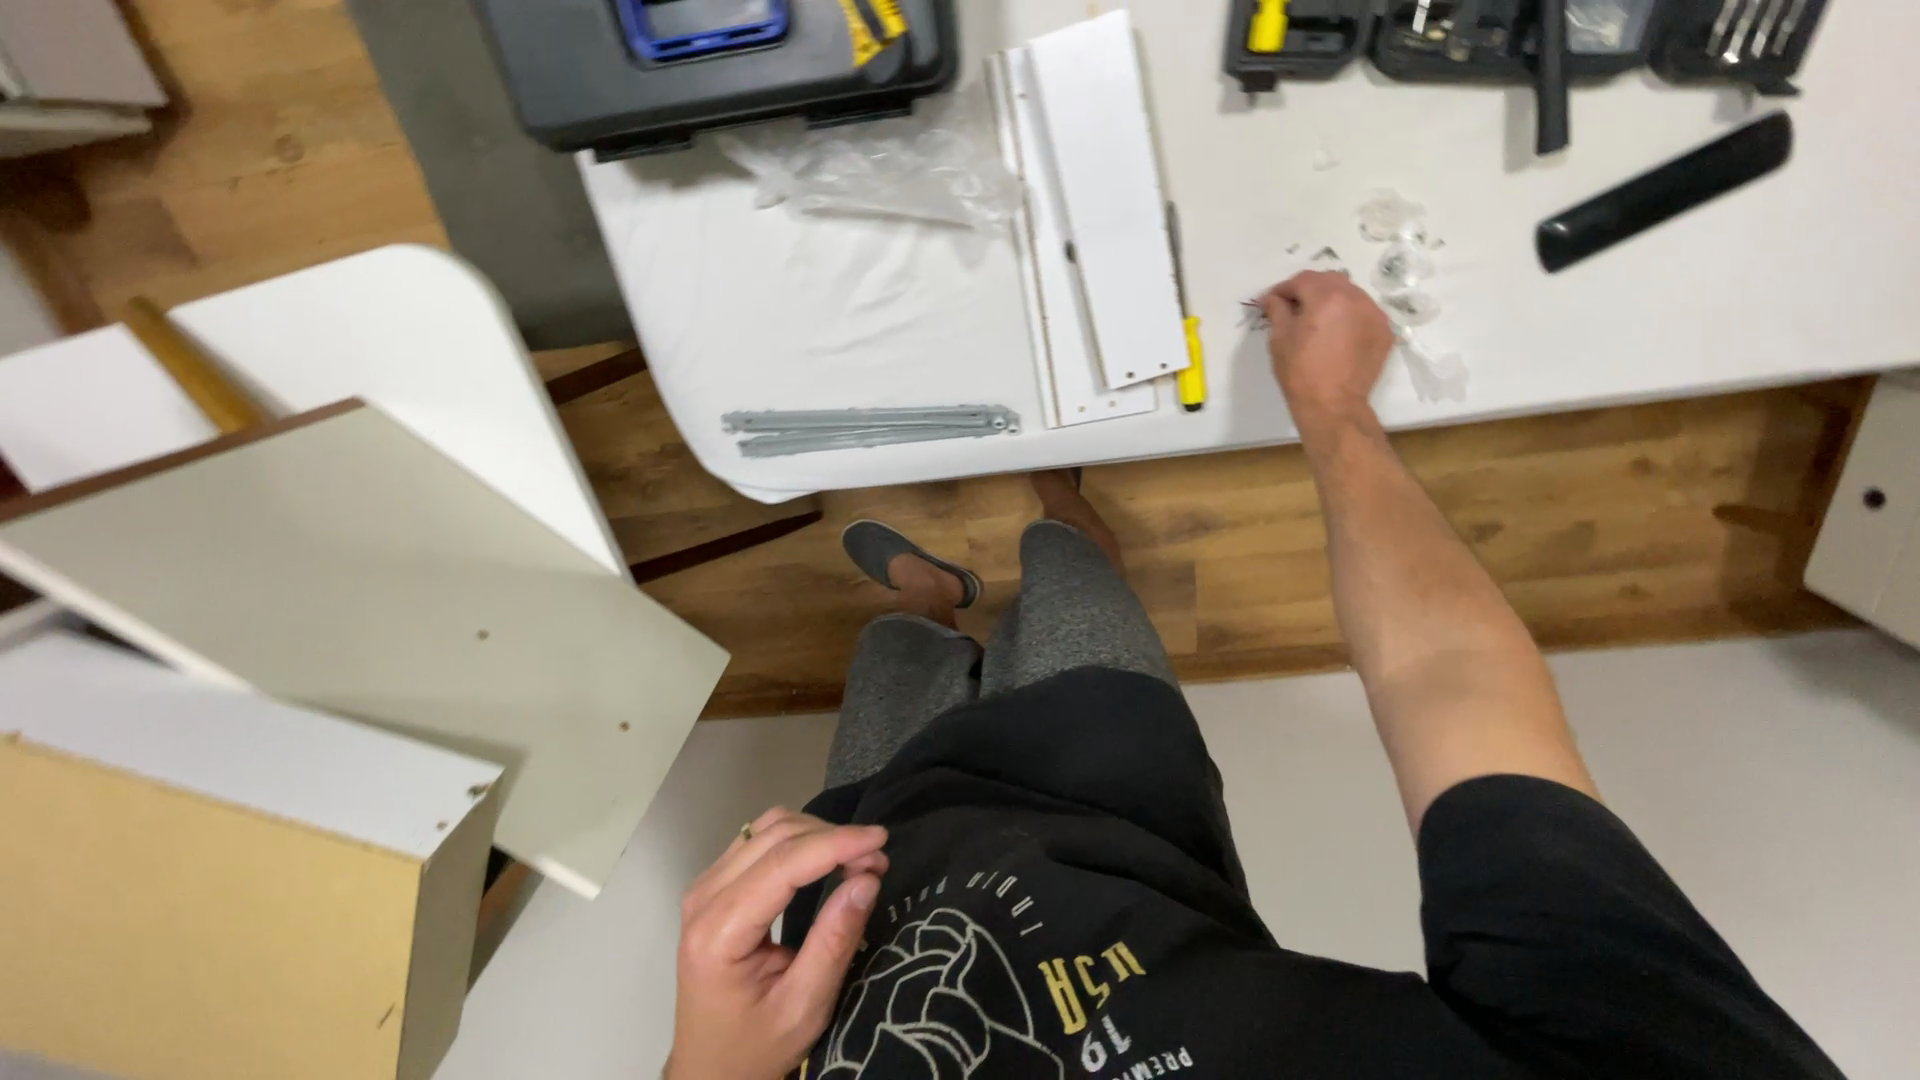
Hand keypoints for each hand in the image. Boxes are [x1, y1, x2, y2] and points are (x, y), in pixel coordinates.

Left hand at [666, 807, 889, 1079]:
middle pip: (776, 836)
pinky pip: (760, 839)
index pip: (782, 864)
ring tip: (858, 860)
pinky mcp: (714, 884)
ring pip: (768, 828)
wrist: (710, 1070)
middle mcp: (704, 897)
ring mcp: (705, 886)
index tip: (881, 840)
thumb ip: (834, 941)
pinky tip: (827, 857)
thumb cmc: (757, 1046)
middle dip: (834, 838)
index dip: (835, 843)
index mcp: (718, 932)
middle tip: (877, 861)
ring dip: (819, 833)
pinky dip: (801, 839)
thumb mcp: (804, 1007)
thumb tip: (868, 878)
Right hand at [1260, 271, 1393, 432]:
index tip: (1272, 301)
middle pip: (1330, 280)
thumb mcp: (1280, 340)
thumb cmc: (1300, 372)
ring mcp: (1374, 314)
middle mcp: (1355, 298)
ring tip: (1318, 320)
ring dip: (1332, 300)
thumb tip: (1272, 298)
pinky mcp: (1384, 330)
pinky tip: (1337, 333)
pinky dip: (1349, 315)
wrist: (1332, 404)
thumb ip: (1277, 311)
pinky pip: (1364, 312)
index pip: (1303, 280)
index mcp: (1326, 297)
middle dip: (1310, 289)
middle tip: (1294, 307)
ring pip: (1350, 294)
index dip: (1284, 288)